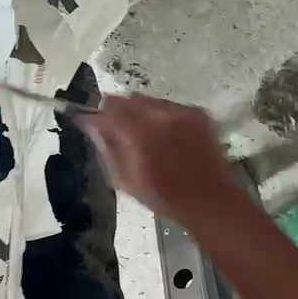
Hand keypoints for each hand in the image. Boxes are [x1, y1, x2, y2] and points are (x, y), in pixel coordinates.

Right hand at [75, 94, 244, 223]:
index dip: (95, 114)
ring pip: (150, 100)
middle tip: (120, 130)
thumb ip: (106, 147)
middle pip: (128, 98)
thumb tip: (91, 125)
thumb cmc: (163, 196)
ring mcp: (181, 111)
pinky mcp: (197, 113)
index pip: (108, 108)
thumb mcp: (125, 179)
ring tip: (147, 134)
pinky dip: (164, 116)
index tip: (88, 120)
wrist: (209, 200)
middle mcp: (158, 114)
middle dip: (119, 111)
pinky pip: (171, 105)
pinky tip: (169, 135)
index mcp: (137, 132)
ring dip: (142, 112)